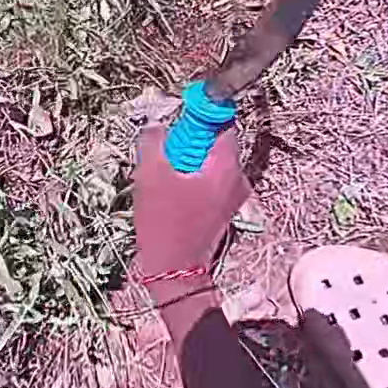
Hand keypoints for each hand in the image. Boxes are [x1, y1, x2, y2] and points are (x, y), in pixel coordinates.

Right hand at [133, 126, 249, 283]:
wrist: (175, 272)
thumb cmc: (165, 223)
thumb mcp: (151, 175)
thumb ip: (153, 141)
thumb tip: (155, 124)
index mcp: (226, 166)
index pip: (221, 123)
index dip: (198, 116)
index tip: (177, 123)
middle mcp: (236, 179)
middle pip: (213, 143)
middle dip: (186, 143)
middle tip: (163, 155)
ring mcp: (231, 198)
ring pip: (207, 164)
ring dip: (184, 163)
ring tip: (161, 177)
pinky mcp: (220, 211)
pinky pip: (205, 182)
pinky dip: (187, 181)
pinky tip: (167, 194)